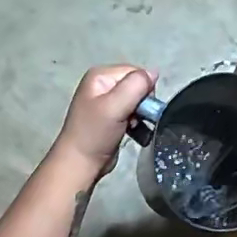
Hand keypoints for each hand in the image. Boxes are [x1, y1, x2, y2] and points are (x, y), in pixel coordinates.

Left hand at [49, 64, 156, 181]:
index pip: (135, 72)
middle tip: (135, 118)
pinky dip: (136, 121)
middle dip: (142, 102)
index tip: (140, 108)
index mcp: (100, 76)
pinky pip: (133, 112)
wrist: (81, 163)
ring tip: (133, 126)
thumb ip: (136, 85)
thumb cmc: (96, 133)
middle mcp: (103, 84)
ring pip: (137, 100)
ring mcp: (106, 101)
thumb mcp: (115, 105)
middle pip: (136, 85)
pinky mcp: (112, 116)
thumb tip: (155, 72)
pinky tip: (132, 130)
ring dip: (140, 113)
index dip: (143, 88)